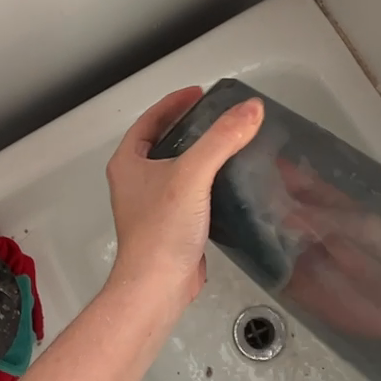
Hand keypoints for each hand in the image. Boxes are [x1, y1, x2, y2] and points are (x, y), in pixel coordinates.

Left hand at [104, 86, 262, 305]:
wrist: (157, 286)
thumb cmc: (162, 229)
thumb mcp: (192, 175)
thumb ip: (221, 140)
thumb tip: (251, 109)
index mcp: (128, 163)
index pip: (150, 120)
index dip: (174, 103)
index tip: (201, 93)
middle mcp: (135, 181)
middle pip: (163, 142)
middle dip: (189, 127)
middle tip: (219, 116)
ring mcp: (151, 205)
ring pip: (177, 169)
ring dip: (200, 155)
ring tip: (230, 143)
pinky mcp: (170, 225)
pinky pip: (190, 194)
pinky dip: (208, 182)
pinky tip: (231, 181)